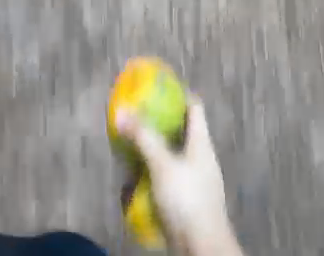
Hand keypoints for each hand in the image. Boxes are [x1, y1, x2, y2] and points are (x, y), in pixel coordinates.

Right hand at [115, 95, 242, 255]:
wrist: (202, 249)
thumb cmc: (188, 200)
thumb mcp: (163, 164)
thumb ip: (143, 137)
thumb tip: (121, 111)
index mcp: (201, 144)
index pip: (194, 107)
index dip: (178, 93)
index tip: (156, 85)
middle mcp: (199, 159)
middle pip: (180, 131)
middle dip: (157, 122)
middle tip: (135, 114)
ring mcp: (193, 182)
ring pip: (170, 156)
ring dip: (151, 150)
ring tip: (128, 145)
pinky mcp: (184, 202)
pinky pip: (165, 179)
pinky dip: (150, 174)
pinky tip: (134, 179)